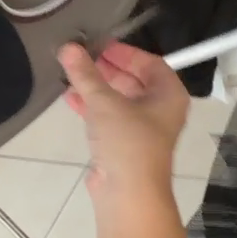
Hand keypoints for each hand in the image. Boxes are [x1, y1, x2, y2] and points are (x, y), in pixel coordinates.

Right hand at [59, 42, 188, 198]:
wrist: (127, 192)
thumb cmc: (127, 142)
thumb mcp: (104, 102)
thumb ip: (85, 74)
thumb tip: (68, 47)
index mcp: (168, 94)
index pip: (149, 62)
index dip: (124, 52)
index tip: (98, 46)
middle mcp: (160, 109)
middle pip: (133, 80)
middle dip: (106, 69)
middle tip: (81, 58)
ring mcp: (141, 128)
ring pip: (118, 99)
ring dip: (96, 87)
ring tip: (71, 76)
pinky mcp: (123, 143)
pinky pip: (108, 116)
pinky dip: (91, 106)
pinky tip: (71, 99)